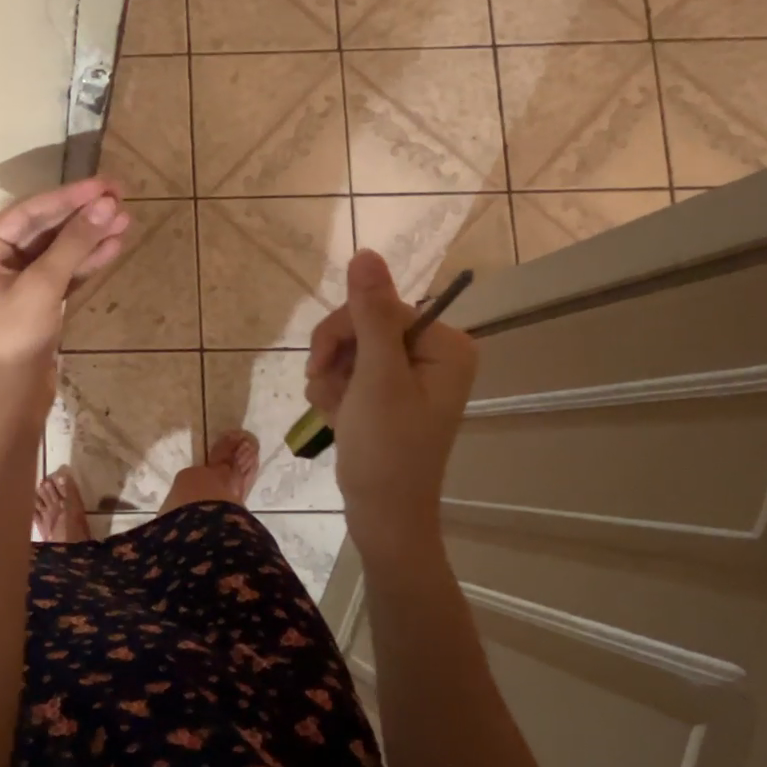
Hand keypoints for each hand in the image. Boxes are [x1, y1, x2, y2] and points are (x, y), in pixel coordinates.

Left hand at [0, 178, 130, 388]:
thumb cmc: (16, 339)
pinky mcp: (38, 300)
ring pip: (57, 249)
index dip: (67, 197)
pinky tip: (114, 245)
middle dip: (81, 215)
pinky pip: (63, 271)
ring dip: (90, 235)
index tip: (103, 185)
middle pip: (43, 228)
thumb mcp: (43, 286)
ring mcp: (17, 281)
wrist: (14, 399)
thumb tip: (106, 204)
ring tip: (125, 219)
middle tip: (121, 196)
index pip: (27, 213)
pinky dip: (87, 260)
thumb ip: (73, 243)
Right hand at [305, 251, 476, 556]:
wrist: (383, 514)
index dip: (341, 331)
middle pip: (363, 326)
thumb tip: (366, 253)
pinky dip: (334, 392)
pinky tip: (336, 417)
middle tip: (322, 388)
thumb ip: (370, 314)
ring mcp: (412, 376)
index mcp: (445, 344)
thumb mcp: (376, 377)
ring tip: (333, 411)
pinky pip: (351, 373)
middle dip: (335, 358)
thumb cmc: (386, 448)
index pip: (378, 307)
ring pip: (350, 350)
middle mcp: (434, 353)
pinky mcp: (391, 395)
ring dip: (330, 378)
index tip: (320, 365)